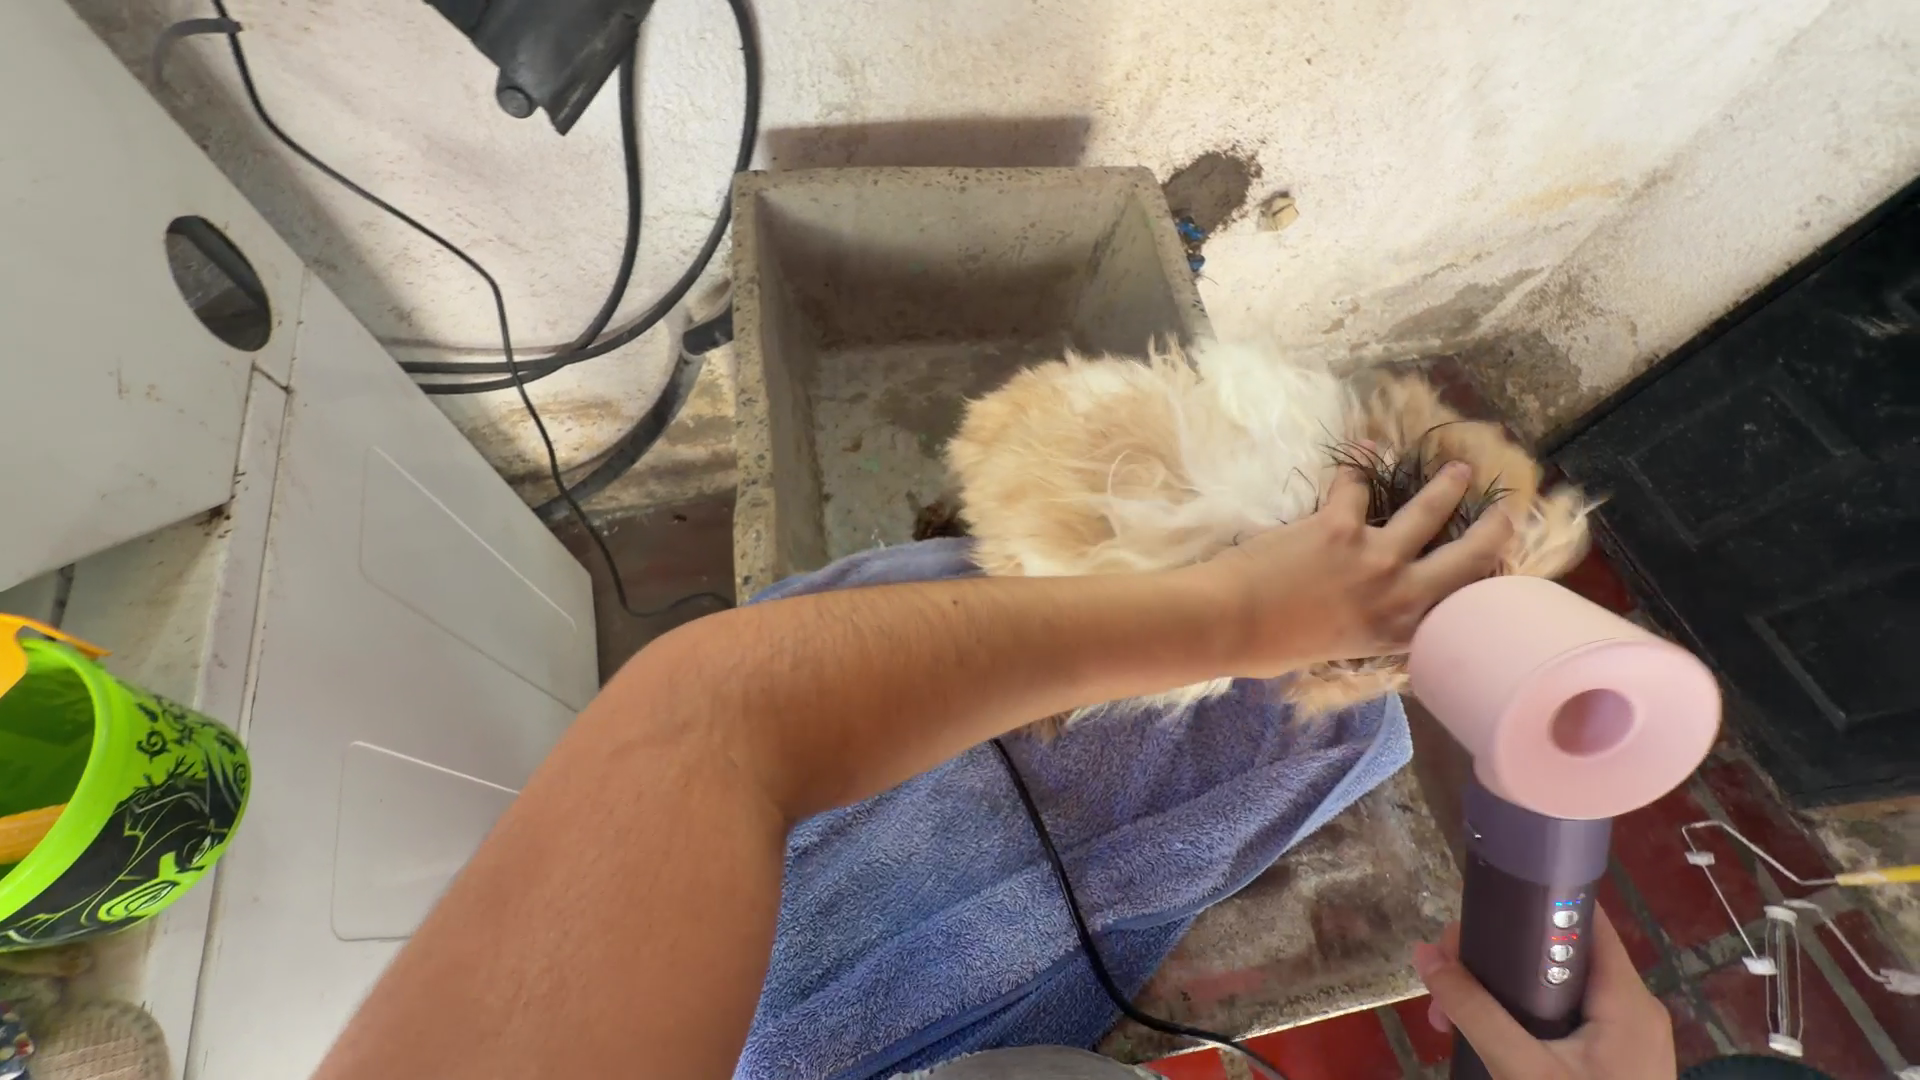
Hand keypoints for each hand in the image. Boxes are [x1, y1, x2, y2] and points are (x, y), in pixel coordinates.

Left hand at [1185, 460, 1512, 675]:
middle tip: (1507, 511)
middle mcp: (1400, 595)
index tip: (1497, 565)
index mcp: (1398, 632)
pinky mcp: (1338, 525)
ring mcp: (1374, 556)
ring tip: (1457, 469)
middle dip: (1494, 530)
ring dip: (1446, 486)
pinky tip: (1364, 445)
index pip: (1460, 604)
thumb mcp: (1333, 651)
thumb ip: (1360, 628)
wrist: (1229, 623)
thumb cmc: (1268, 648)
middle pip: (1469, 556)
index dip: (1483, 580)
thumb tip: (1361, 615)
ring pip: (1427, 510)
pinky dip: (1358, 463)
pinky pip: (1356, 484)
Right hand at [1413, 908, 1676, 1079]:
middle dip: (1487, 955)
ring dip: (1489, 988)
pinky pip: (1550, 1011)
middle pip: (1550, 948)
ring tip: (1447, 1016)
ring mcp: (1618, 1031)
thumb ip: (1474, 1009)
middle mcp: (1627, 1005)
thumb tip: (1423, 952)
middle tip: (1444, 975)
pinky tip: (1474, 1030)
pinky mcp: (1605, 1054)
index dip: (1529, 899)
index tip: (1474, 910)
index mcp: (1624, 999)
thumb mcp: (1524, 1070)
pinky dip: (1508, 1012)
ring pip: (1542, 981)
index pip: (1581, 916)